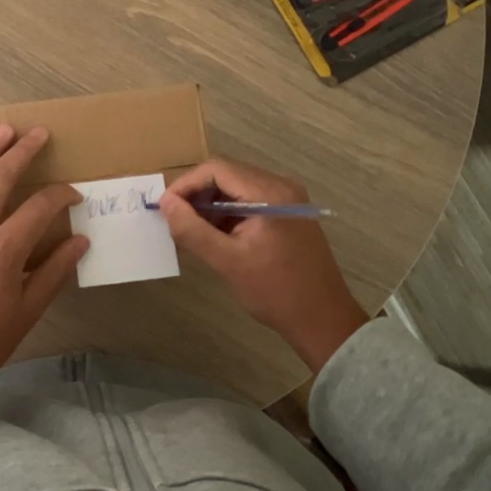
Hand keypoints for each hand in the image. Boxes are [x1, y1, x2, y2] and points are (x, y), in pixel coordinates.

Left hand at [0, 125, 88, 390]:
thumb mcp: (28, 310)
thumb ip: (55, 270)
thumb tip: (81, 240)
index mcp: (3, 250)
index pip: (39, 206)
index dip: (61, 195)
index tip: (74, 195)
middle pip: (0, 176)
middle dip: (22, 150)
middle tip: (38, 133)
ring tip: (3, 131)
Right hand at [159, 158, 367, 372]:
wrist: (325, 321)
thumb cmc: (276, 292)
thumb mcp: (228, 262)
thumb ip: (192, 230)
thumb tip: (165, 203)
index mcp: (269, 192)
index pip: (217, 169)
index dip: (186, 184)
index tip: (165, 208)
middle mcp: (281, 186)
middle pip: (227, 175)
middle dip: (197, 195)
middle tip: (175, 220)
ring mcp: (288, 199)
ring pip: (236, 188)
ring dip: (211, 205)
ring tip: (192, 232)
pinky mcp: (289, 213)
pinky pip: (250, 201)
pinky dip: (229, 213)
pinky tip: (216, 237)